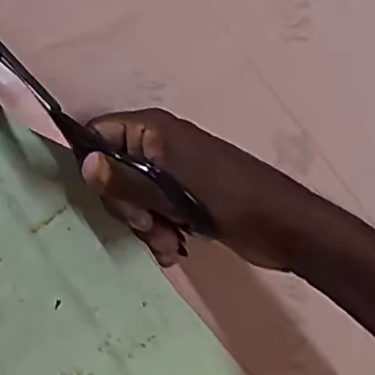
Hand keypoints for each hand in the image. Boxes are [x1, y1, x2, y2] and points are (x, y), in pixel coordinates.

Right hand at [82, 109, 328, 270]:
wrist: (290, 230)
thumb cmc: (231, 200)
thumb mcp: (172, 193)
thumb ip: (125, 181)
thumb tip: (83, 165)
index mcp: (150, 128)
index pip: (97, 133)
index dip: (94, 164)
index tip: (109, 195)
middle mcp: (153, 142)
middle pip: (110, 167)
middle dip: (124, 203)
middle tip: (147, 224)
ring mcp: (167, 168)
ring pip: (129, 192)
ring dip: (141, 222)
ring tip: (165, 242)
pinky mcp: (179, 192)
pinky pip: (148, 205)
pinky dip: (154, 227)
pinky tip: (170, 246)